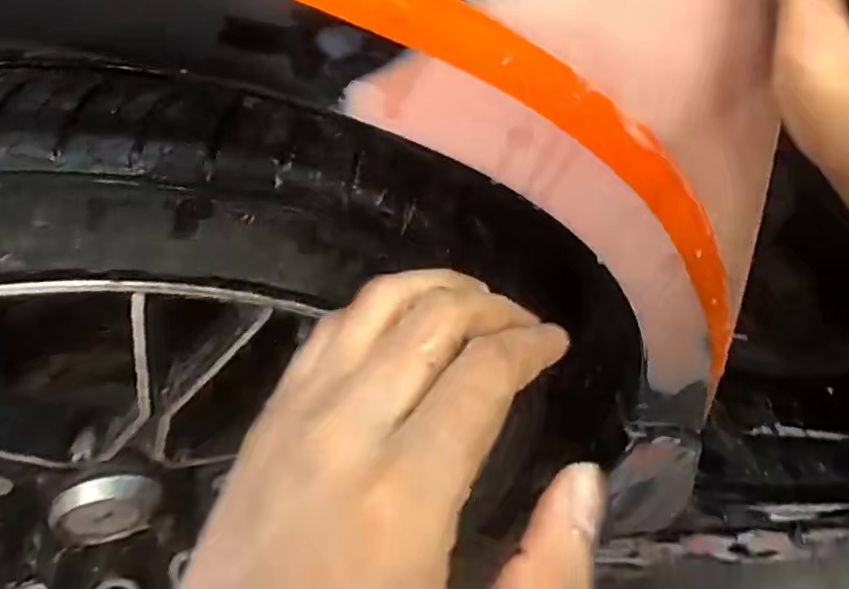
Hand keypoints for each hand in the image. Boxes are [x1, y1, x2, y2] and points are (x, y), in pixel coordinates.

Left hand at [182, 270, 604, 588]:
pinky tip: (405, 323)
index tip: (556, 343)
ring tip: (475, 303)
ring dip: (437, 287)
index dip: (531, 344)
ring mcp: (295, 417)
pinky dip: (380, 307)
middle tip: (525, 326)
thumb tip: (584, 475)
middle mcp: (346, 431)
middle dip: (493, 307)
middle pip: (434, 319)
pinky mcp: (264, 421)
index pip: (482, 372)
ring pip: (379, 302)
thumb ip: (548, 570)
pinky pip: (330, 327)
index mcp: (402, 495)